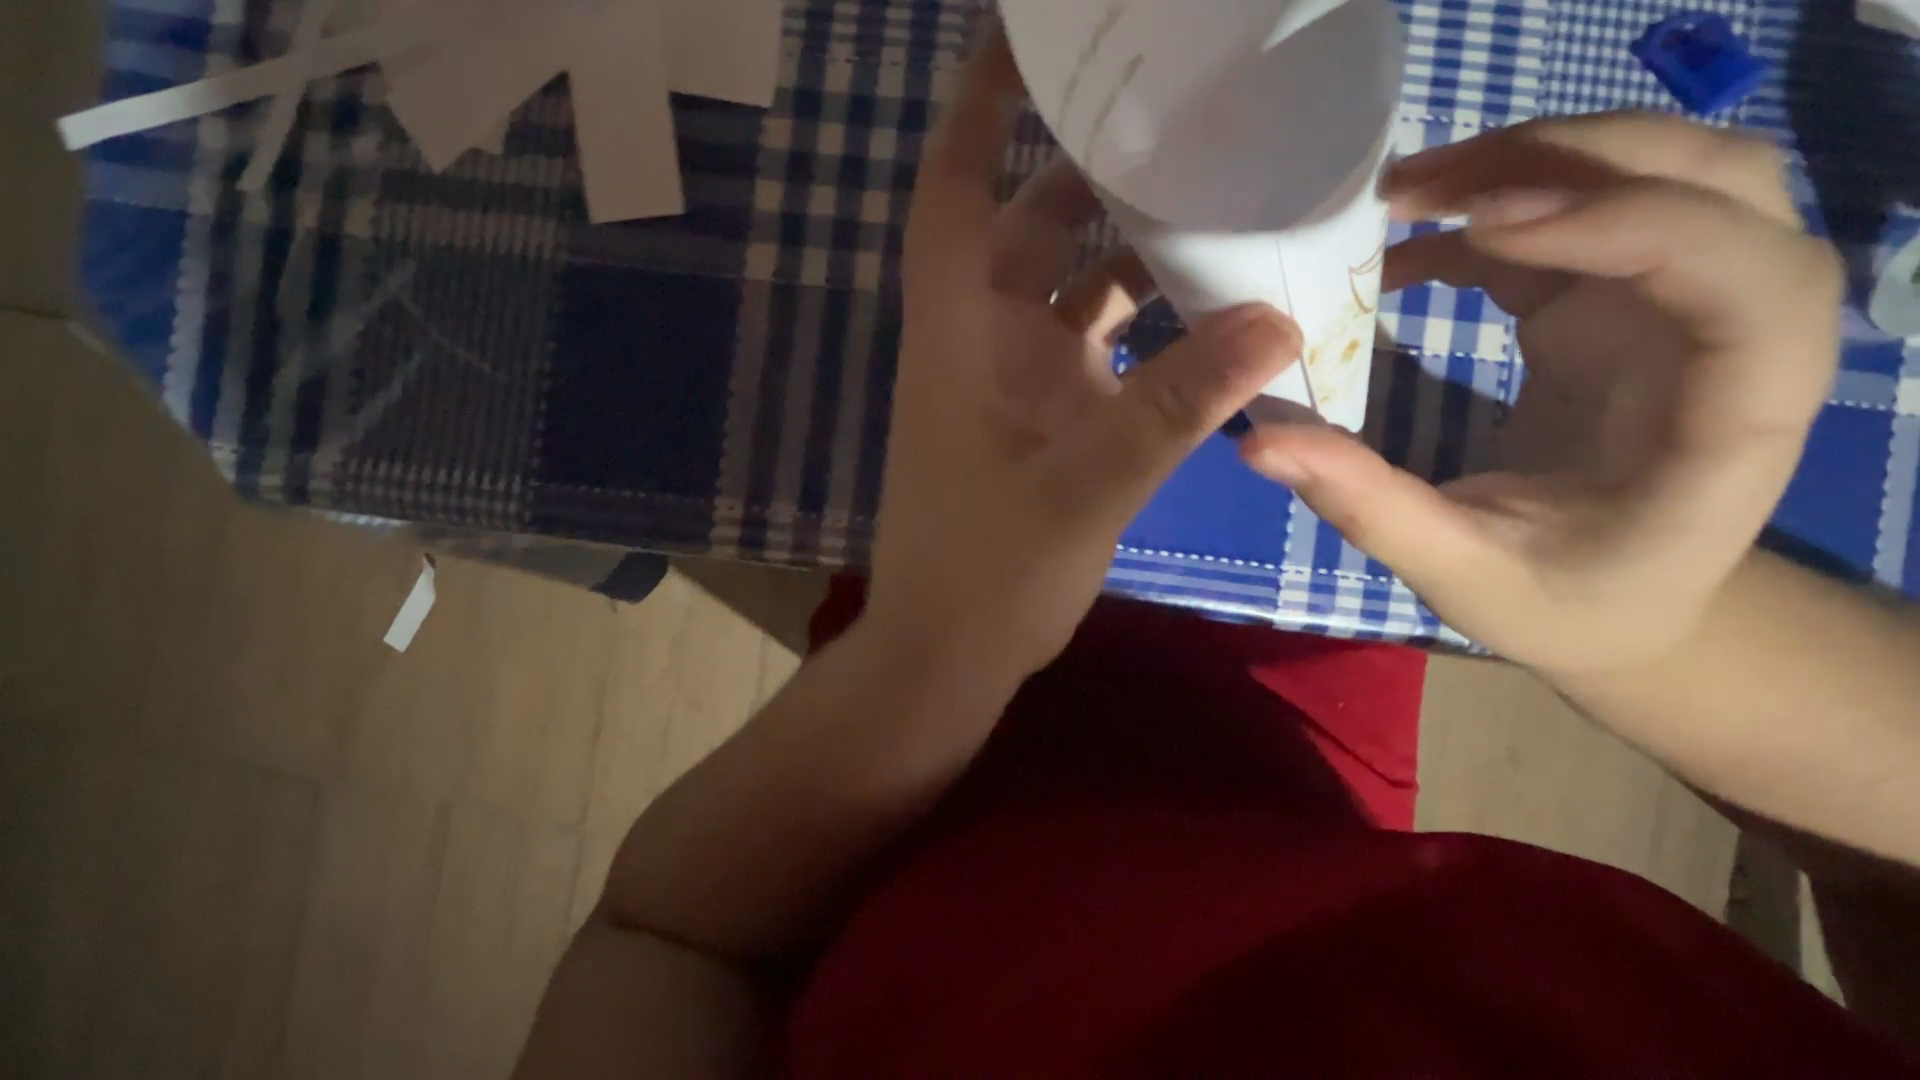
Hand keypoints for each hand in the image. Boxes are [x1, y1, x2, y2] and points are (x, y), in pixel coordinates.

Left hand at [865, 26, 1303, 684]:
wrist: (948, 654)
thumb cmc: (987, 575)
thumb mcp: (1085, 486)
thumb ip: (1175, 404)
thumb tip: (1279, 316)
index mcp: (960, 331)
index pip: (955, 186)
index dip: (979, 106)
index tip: (1028, 34)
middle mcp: (984, 336)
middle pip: (1033, 218)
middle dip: (1096, 161)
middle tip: (1187, 108)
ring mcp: (1017, 375)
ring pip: (1076, 278)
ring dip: (1136, 240)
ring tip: (1224, 189)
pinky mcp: (1048, 413)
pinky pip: (1102, 338)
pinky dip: (1150, 316)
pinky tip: (1215, 297)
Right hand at [1240, 112, 1843, 675]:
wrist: (1626, 602)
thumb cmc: (1564, 601)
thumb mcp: (1461, 574)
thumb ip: (1369, 507)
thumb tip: (1257, 442)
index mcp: (1731, 413)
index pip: (1739, 274)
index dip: (1630, 221)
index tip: (1483, 224)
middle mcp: (1728, 333)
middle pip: (1711, 179)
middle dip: (1567, 155)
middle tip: (1420, 187)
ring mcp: (1670, 305)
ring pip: (1649, 170)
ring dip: (1528, 159)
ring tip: (1401, 192)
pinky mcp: (1614, 302)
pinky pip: (1566, 216)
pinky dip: (1487, 206)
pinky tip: (1403, 239)